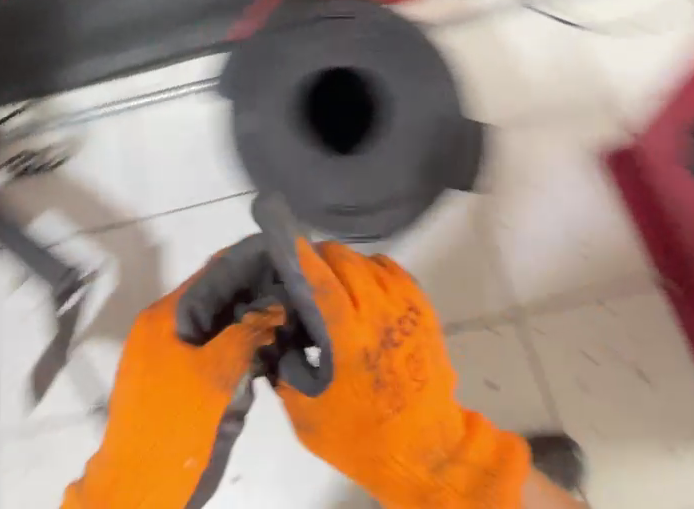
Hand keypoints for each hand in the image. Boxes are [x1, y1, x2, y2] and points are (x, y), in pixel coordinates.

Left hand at [62, 250, 283, 508]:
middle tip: (295, 292)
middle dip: (252, 293)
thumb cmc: (174, 427)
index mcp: (164, 317)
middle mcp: (161, 327)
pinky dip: (234, 346)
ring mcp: (165, 354)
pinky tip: (264, 350)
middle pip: (213, 297)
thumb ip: (246, 334)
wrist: (136, 489)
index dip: (249, 263)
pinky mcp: (172, 379)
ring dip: (245, 320)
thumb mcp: (216, 377)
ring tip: (288, 317)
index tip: (285, 259)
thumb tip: (275, 305)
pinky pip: (207, 349)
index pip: (213, 272)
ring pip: (212, 325)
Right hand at [274, 241, 531, 507]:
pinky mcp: (424, 311)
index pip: (321, 280)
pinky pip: (392, 270)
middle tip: (302, 272)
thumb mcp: (305, 413)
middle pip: (344, 260)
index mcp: (348, 338)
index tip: (280, 238)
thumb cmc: (360, 438)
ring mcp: (406, 309)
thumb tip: (269, 332)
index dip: (300, 255)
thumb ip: (282, 368)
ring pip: (368, 261)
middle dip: (318, 257)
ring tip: (331, 281)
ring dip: (345, 263)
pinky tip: (361, 288)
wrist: (424, 454)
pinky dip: (371, 269)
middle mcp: (379, 314)